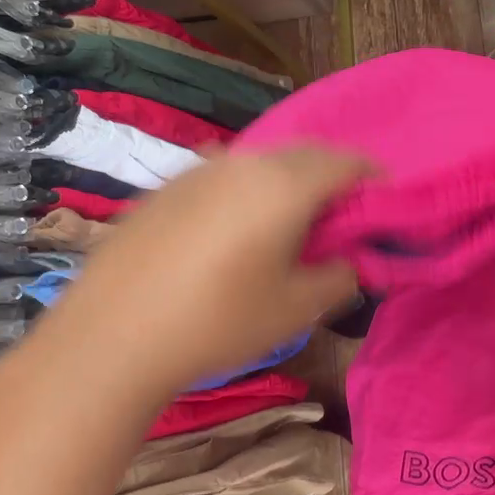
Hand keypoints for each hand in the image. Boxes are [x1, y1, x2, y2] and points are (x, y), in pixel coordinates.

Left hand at [41, 147, 372, 395]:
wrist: (108, 340)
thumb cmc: (217, 323)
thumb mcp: (297, 308)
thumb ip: (341, 274)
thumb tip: (352, 258)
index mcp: (285, 184)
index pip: (350, 163)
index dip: (375, 183)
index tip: (385, 210)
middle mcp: (245, 163)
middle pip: (308, 154)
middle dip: (335, 179)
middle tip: (343, 220)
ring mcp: (200, 170)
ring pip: (264, 163)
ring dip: (291, 184)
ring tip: (292, 227)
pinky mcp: (166, 188)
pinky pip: (227, 177)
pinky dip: (249, 193)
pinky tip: (237, 234)